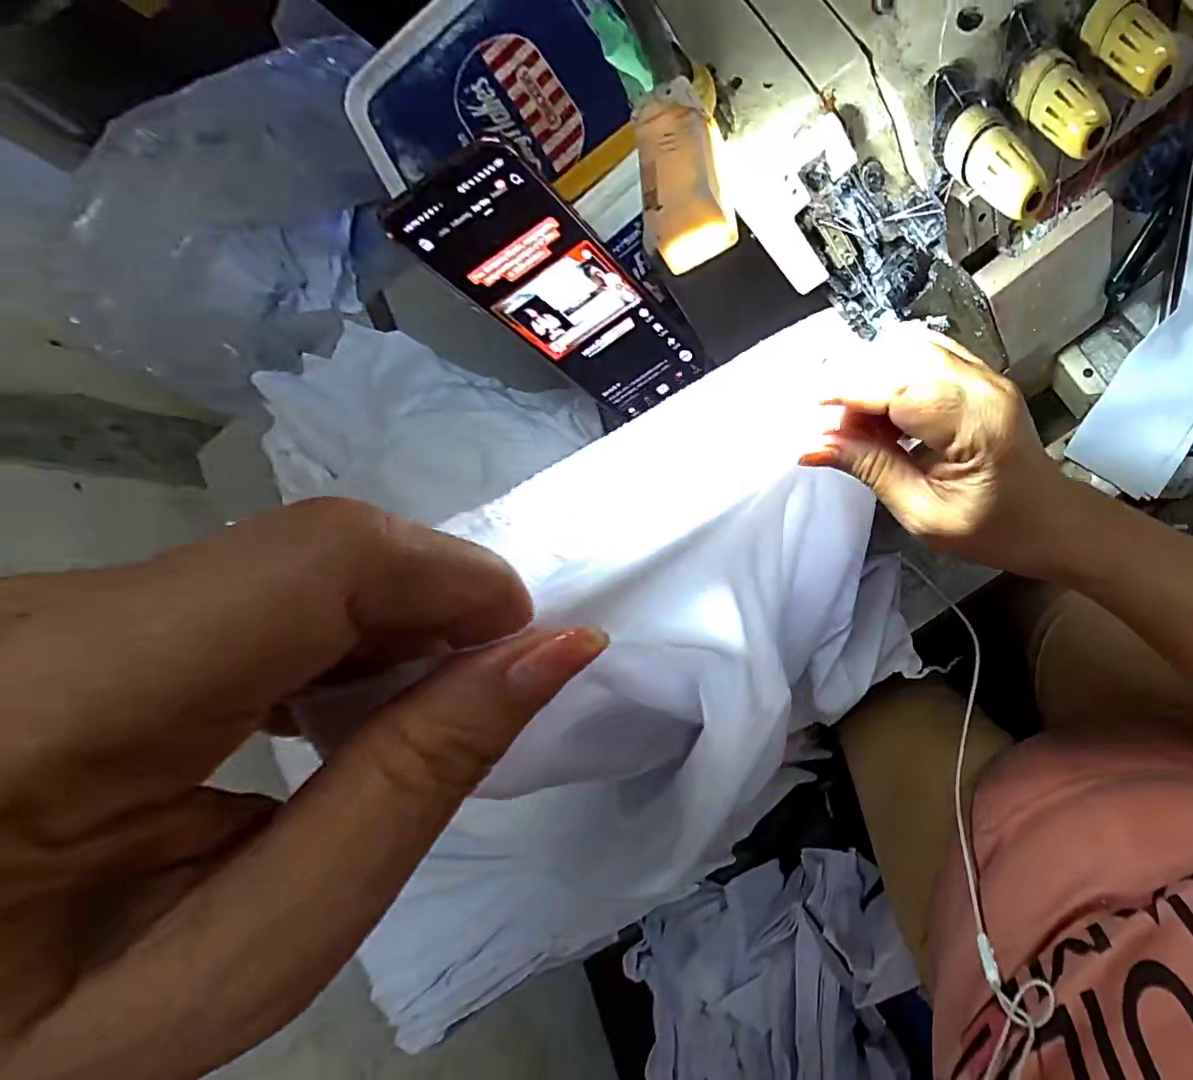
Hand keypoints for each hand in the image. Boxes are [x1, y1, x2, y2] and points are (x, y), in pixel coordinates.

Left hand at [0, 498, 604, 1079]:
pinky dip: (327, 632)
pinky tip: (318, 706)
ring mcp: (25, 612)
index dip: (459, 580)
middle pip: (312, 555)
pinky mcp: (44, 618)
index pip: (323, 558)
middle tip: (469, 706)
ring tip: (394, 720)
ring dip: (386, 627)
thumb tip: (557, 652)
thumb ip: (414, 784)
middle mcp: (14, 626)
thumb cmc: (33, 1049)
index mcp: (35, 718)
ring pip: (286, 563)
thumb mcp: (248, 955)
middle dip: (434, 616)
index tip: (524, 653)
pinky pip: (242, 584)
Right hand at [803, 327, 1089, 577]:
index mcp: (977, 422)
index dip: (845, 392)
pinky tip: (880, 409)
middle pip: (898, 354)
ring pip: (907, 346)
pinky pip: (921, 354)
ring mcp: (983, 373)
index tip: (810, 415)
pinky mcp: (976, 374)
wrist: (1049, 519)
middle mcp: (982, 384)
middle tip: (829, 427)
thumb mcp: (927, 515)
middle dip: (852, 383)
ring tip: (854, 422)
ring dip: (868, 375)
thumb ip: (872, 469)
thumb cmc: (998, 529)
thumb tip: (813, 442)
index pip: (897, 384)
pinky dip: (889, 374)